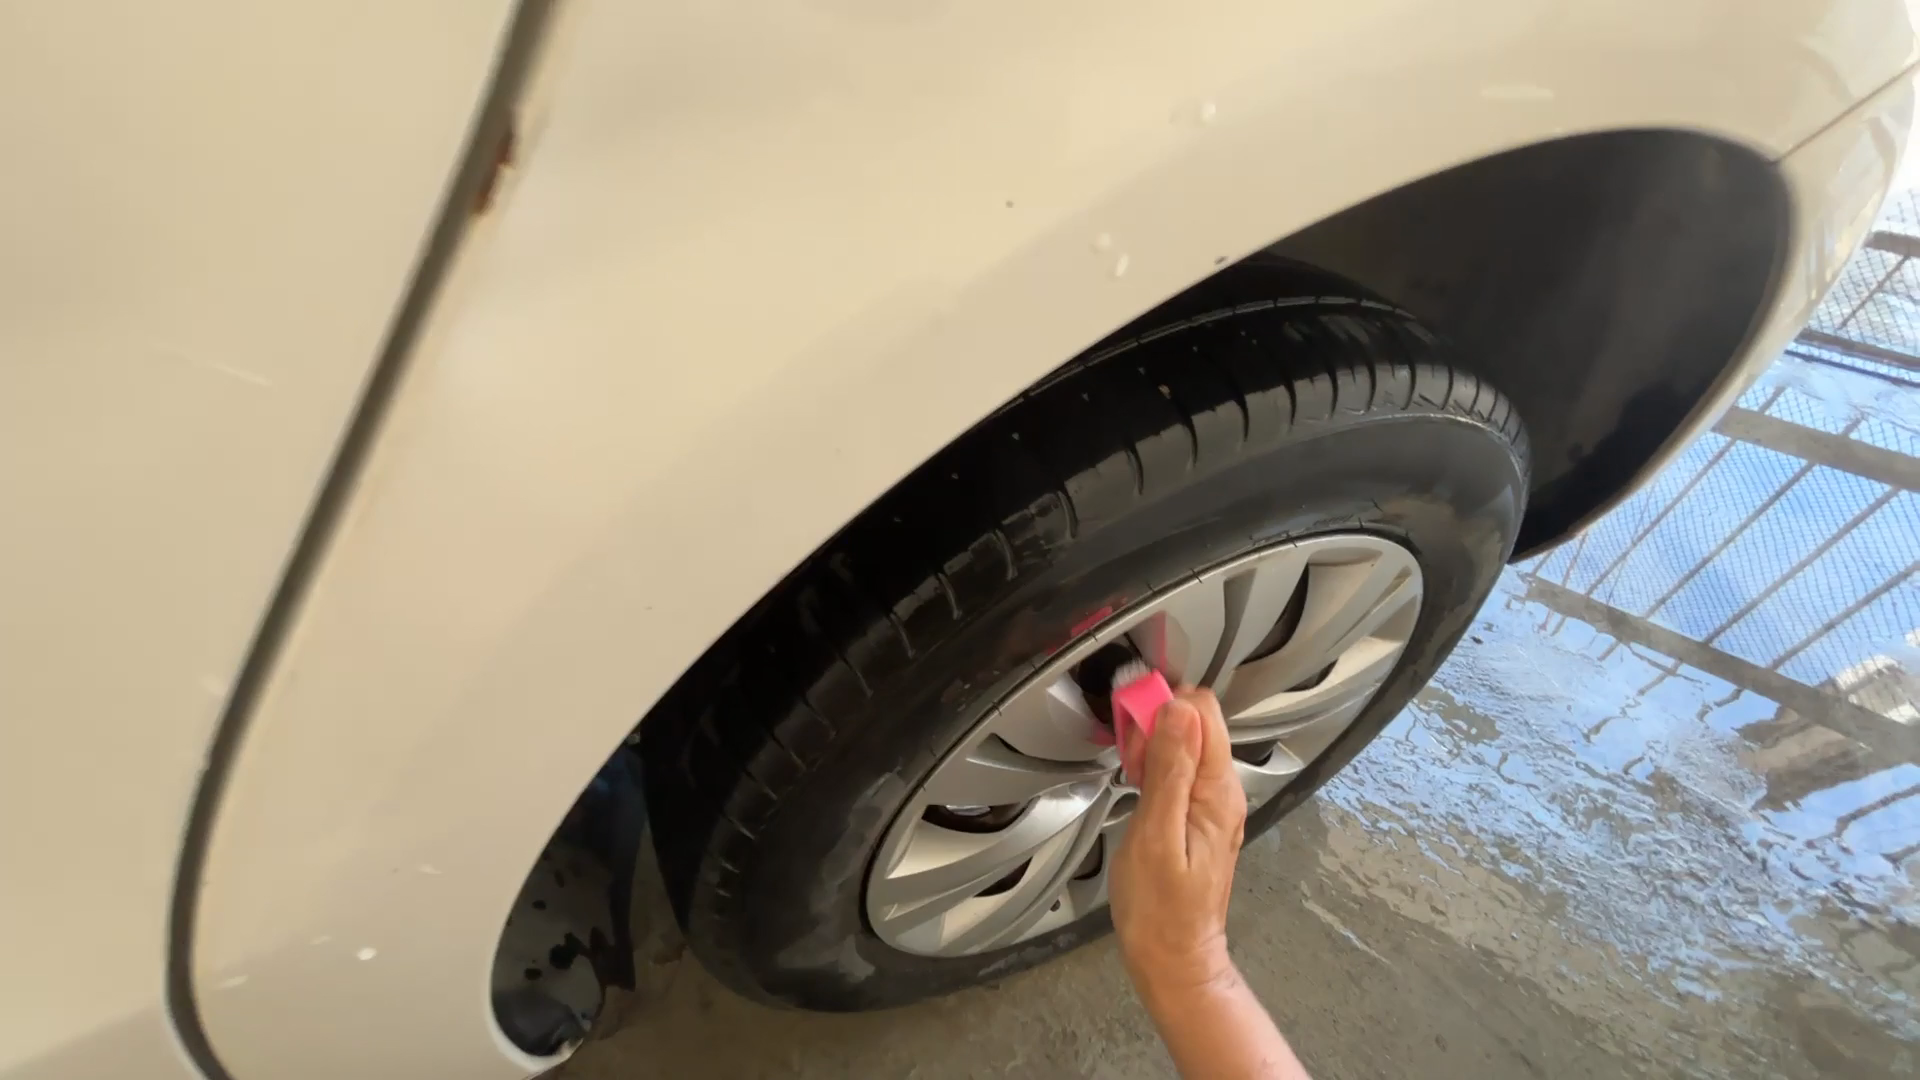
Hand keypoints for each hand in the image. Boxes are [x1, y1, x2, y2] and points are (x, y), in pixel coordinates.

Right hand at [1109, 688, 1247, 999]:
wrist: (1172, 958)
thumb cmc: (1160, 908)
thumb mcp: (1156, 835)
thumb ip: (1169, 770)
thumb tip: (1177, 711)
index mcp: (1218, 790)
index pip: (1203, 711)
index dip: (1163, 706)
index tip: (1135, 727)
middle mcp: (1222, 789)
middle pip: (1193, 721)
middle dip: (1154, 726)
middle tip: (1132, 764)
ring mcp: (1211, 800)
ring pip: (1182, 741)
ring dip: (1151, 746)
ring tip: (1133, 778)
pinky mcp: (1196, 811)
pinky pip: (1177, 766)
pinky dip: (1153, 765)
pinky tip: (1138, 787)